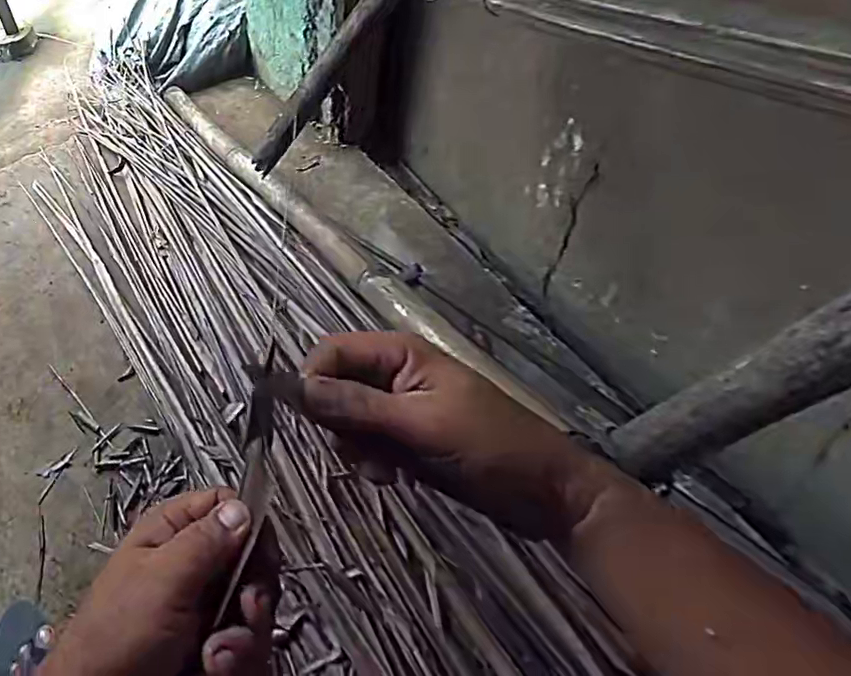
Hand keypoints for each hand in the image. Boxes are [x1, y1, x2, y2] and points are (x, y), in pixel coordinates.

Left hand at [39, 489, 277, 675]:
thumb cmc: (116, 630)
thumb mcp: (161, 578)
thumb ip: (203, 542)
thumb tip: (240, 507)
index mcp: (173, 530)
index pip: (225, 507)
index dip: (250, 527)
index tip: (261, 556)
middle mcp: (193, 563)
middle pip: (251, 562)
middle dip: (254, 593)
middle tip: (244, 610)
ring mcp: (204, 606)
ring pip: (253, 610)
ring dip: (244, 638)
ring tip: (215, 657)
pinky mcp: (213, 644)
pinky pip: (247, 647)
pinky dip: (237, 662)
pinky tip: (213, 669)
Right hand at [299, 331, 631, 539]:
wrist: (553, 499)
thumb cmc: (492, 447)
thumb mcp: (421, 424)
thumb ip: (357, 404)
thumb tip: (297, 389)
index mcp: (397, 352)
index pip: (331, 351)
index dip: (313, 378)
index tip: (310, 416)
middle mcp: (391, 373)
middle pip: (333, 383)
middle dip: (336, 418)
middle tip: (354, 448)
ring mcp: (398, 405)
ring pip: (345, 415)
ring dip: (353, 444)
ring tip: (380, 469)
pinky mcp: (404, 436)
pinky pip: (365, 440)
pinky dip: (369, 458)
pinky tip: (391, 476)